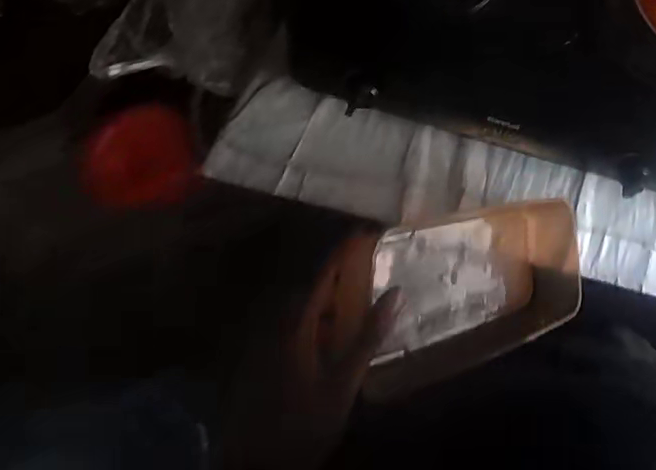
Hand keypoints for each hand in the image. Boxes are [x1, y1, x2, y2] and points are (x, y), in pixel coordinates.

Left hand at [244, 232, 400, 468]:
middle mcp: (276, 327)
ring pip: (298, 308)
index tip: (367, 231)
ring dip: (324, 296)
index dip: (345, 251)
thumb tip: (396, 290)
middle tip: (367, 262)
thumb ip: (368, 336)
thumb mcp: (344, 383)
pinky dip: (312, 318)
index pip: (323, 274)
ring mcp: (263, 346)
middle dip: (337, 271)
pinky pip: (289, 327)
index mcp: (296, 325)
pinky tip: (328, 331)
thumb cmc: (303, 425)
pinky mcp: (258, 365)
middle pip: (309, 287)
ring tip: (353, 293)